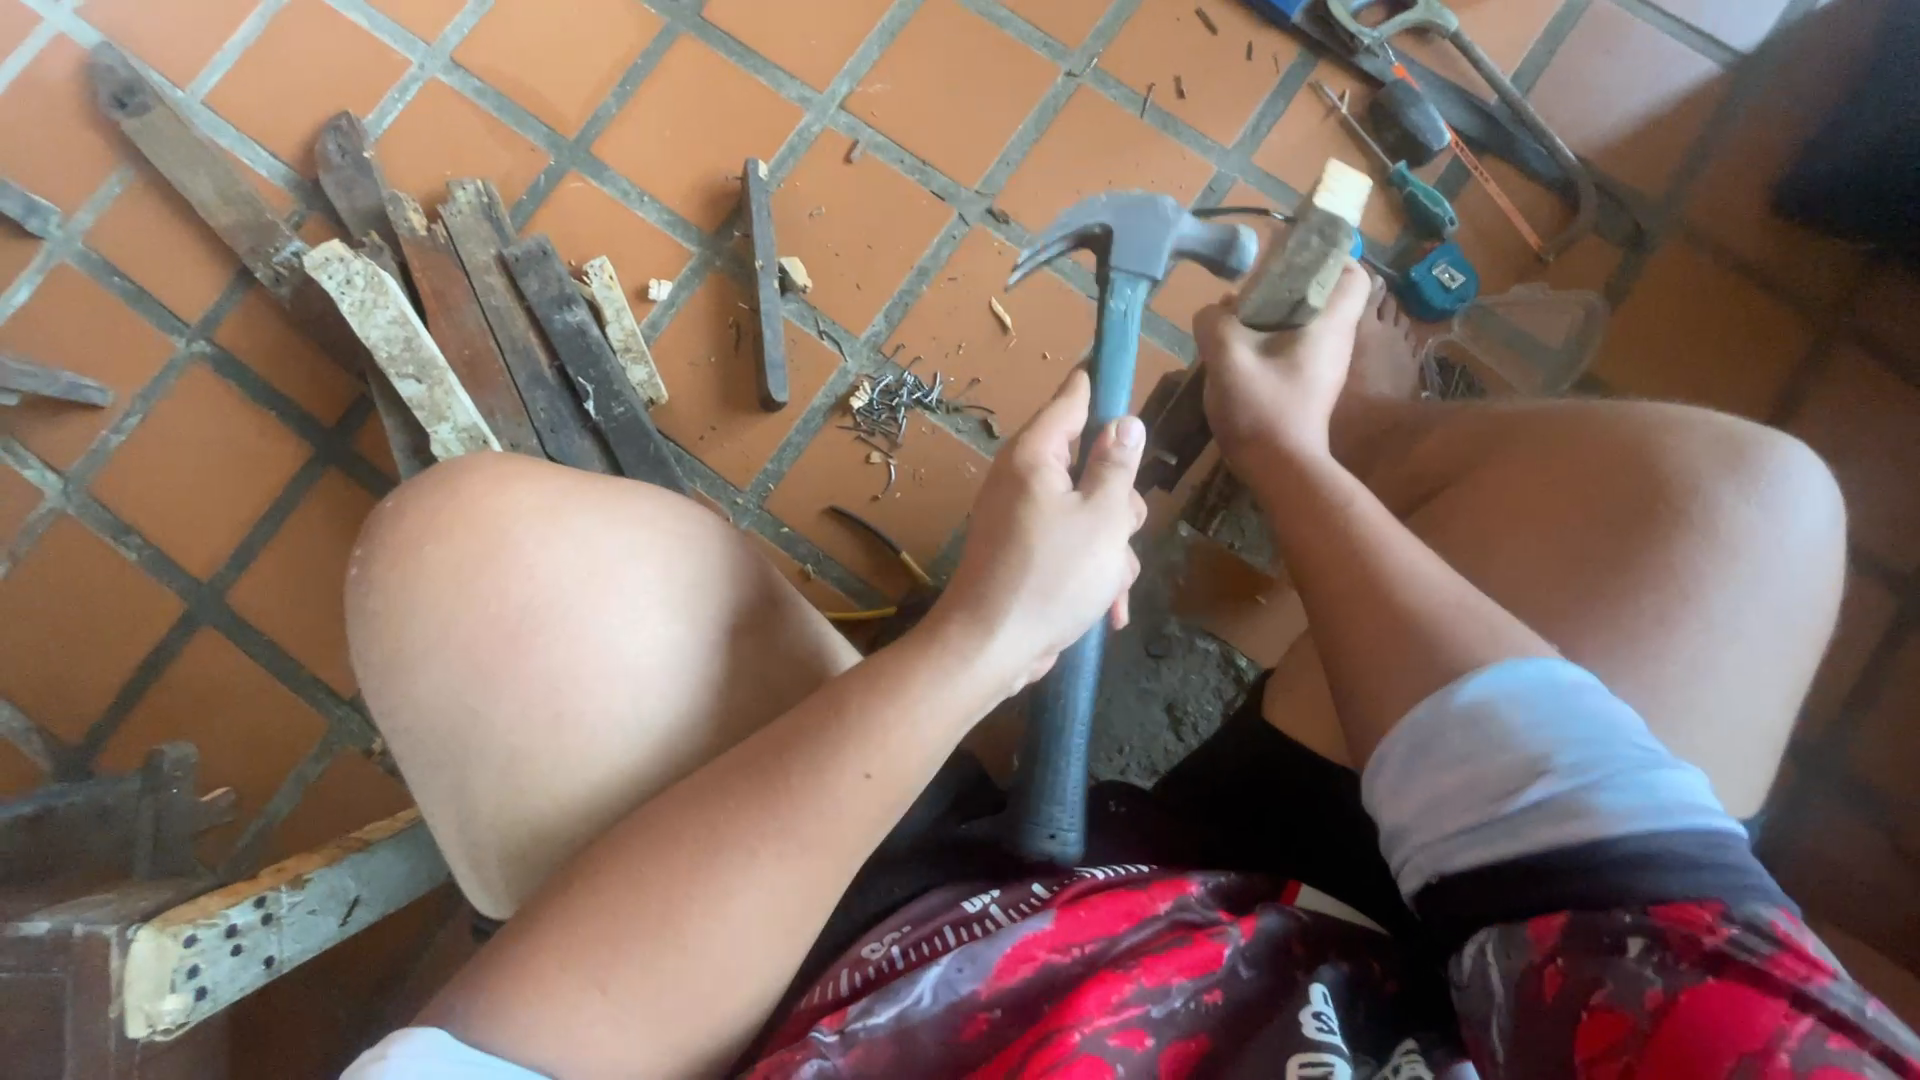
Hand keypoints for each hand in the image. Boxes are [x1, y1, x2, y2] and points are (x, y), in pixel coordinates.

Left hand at [931, 370, 1147, 692]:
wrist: (993, 647)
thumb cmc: (1051, 577)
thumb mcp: (1102, 518)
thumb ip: (1116, 467)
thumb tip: (1124, 422)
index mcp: (1035, 456)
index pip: (1073, 399)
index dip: (1104, 388)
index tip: (1128, 375)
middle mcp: (1025, 480)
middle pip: (1091, 465)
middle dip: (1119, 501)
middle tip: (1122, 527)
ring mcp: (1024, 520)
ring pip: (1091, 513)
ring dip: (1112, 547)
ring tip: (1109, 582)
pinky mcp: (1028, 556)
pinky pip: (1073, 548)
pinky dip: (1093, 572)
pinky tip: (1107, 607)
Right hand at [1191, 258, 1372, 469]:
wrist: (1280, 469)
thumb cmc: (1262, 407)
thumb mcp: (1226, 356)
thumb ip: (1214, 322)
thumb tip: (1213, 313)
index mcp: (1330, 325)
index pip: (1353, 273)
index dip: (1327, 256)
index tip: (1290, 258)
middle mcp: (1336, 342)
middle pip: (1321, 297)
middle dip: (1285, 287)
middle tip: (1246, 294)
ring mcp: (1324, 369)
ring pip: (1303, 325)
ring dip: (1271, 318)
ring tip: (1233, 326)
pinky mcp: (1309, 389)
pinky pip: (1293, 351)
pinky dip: (1269, 344)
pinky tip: (1238, 357)